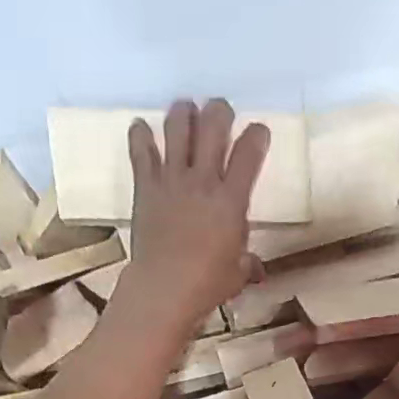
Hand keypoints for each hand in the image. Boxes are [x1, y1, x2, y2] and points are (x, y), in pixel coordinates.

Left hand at [119, 99, 269, 334]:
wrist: (163, 287)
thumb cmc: (206, 284)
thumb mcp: (236, 275)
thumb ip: (247, 264)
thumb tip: (257, 271)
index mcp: (232, 199)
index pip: (250, 151)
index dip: (257, 135)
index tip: (258, 132)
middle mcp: (204, 180)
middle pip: (214, 124)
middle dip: (220, 112)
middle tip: (220, 114)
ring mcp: (172, 179)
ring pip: (178, 126)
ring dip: (183, 112)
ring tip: (185, 110)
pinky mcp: (146, 186)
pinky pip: (141, 151)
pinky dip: (140, 135)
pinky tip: (141, 127)